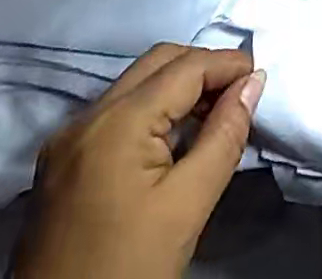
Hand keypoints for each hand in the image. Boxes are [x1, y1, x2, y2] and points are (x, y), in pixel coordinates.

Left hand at [14, 44, 264, 278]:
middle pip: (155, 63)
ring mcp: (69, 134)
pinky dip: (150, 110)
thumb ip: (223, 138)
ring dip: (176, 88)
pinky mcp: (61, 156)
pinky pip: (114, 111)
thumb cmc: (130, 270)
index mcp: (117, 121)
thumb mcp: (187, 208)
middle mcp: (88, 114)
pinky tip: (173, 137)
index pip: (183, 68)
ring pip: (134, 84)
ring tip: (215, 112)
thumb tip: (252, 84)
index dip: (226, 64)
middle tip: (240, 91)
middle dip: (202, 67)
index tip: (259, 73)